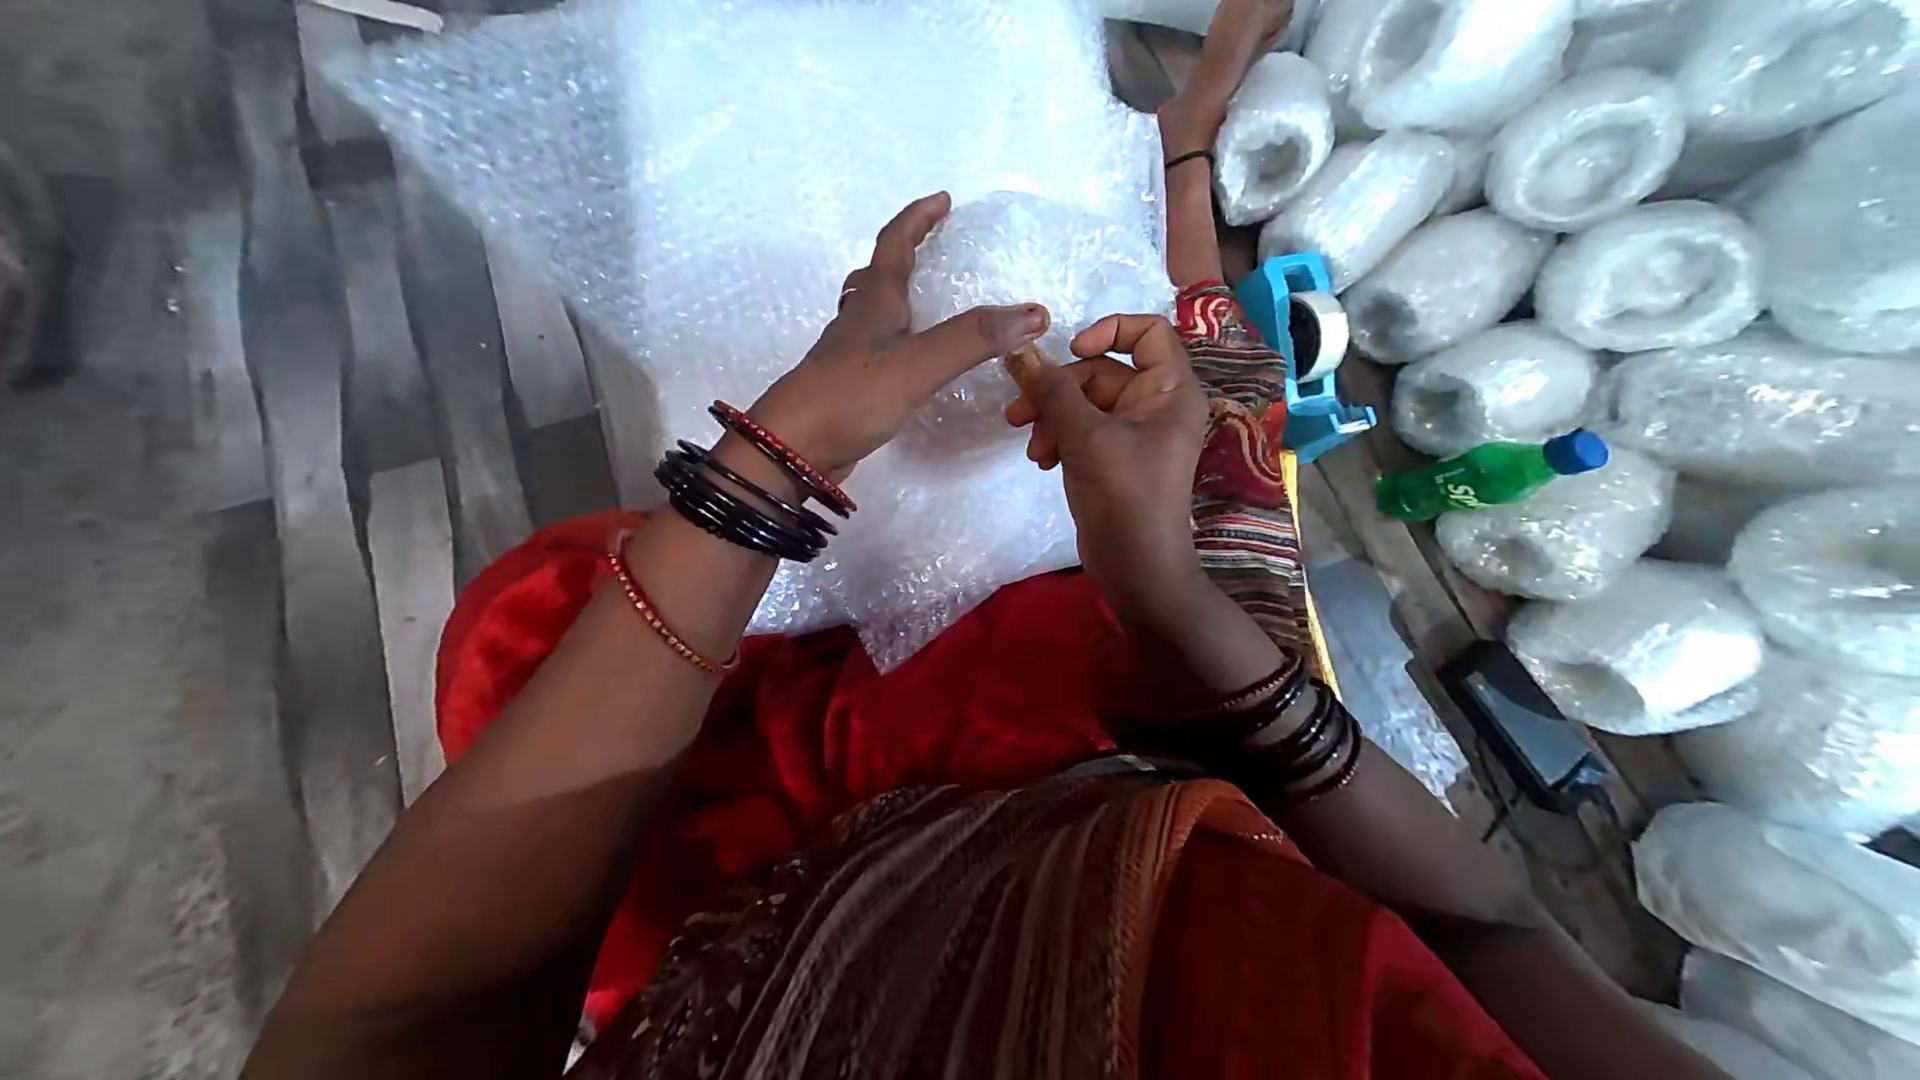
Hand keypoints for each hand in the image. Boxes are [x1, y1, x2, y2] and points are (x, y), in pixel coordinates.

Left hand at [745, 192, 1050, 478]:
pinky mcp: (850, 388)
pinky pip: (878, 350)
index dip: (918, 218)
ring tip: (925, 300)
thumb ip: (973, 339)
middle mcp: (858, 322)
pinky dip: (898, 340)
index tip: (943, 200)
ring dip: (897, 297)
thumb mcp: (918, 363)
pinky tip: (911, 361)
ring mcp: (849, 356)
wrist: (794, 449)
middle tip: (933, 247)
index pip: (894, 244)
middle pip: (878, 275)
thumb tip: (1033, 314)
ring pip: (873, 313)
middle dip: (905, 253)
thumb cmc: (850, 396)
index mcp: (873, 303)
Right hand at [1003, 314, 1212, 620]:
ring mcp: (1132, 434)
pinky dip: (1059, 440)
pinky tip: (1043, 461)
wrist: (1136, 567)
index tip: (1071, 350)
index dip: (1108, 330)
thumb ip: (1052, 391)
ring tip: (1033, 450)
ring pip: (1084, 404)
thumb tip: (1018, 350)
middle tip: (1017, 414)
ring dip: (1051, 420)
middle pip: (1101, 373)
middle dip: (1057, 392)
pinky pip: (1081, 431)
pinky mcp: (1112, 458)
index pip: (1148, 332)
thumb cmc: (1124, 495)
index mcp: (1170, 390)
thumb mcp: (1085, 437)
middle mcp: (1155, 405)